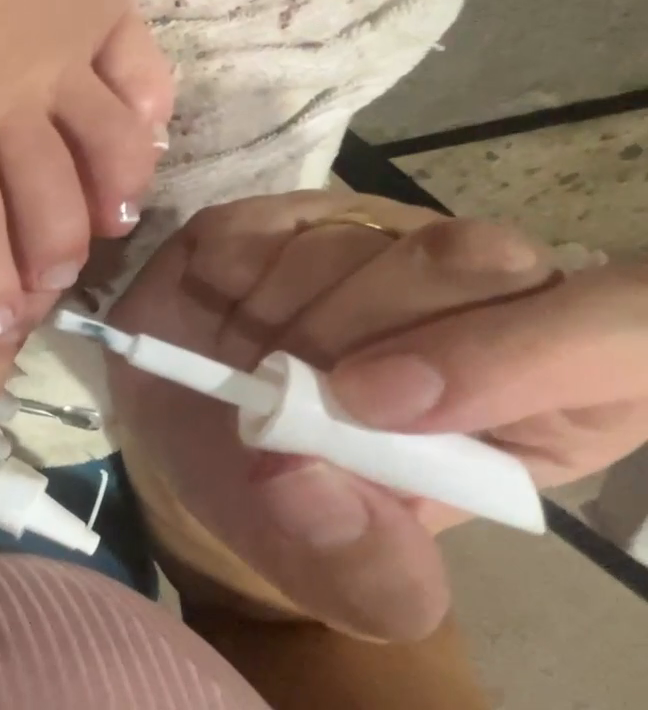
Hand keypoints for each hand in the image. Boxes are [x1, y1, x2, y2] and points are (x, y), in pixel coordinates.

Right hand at [108, 191, 647, 640]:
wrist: (187, 438)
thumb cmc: (285, 503)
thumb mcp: (335, 574)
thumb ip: (356, 563)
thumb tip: (301, 476)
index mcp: (553, 394)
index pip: (632, 334)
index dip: (522, 355)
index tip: (386, 409)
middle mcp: (486, 301)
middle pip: (486, 265)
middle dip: (370, 332)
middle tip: (291, 385)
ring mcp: (381, 243)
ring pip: (366, 240)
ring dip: (286, 313)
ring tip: (251, 361)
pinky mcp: (286, 217)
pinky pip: (264, 225)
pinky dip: (229, 276)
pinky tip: (222, 313)